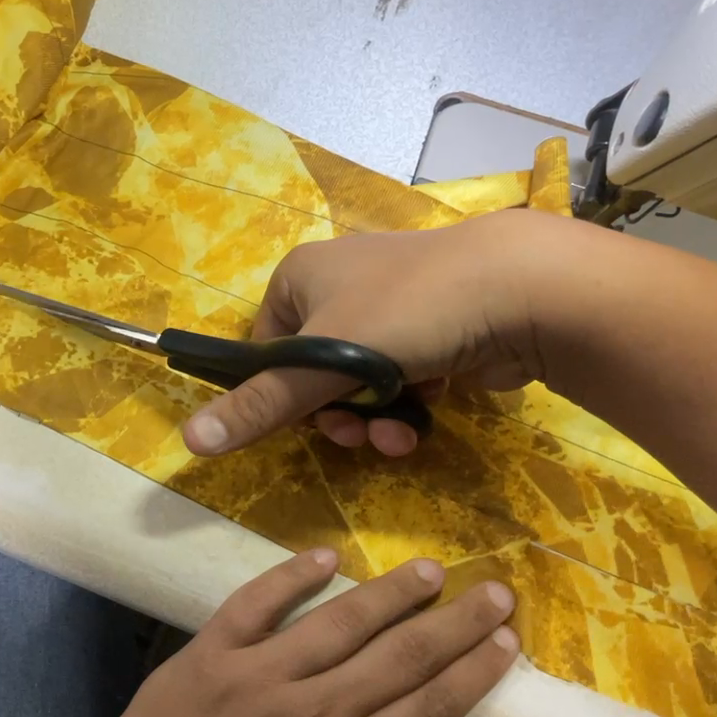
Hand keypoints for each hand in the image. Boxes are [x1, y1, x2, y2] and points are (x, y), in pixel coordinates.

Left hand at [77, 548, 517, 716]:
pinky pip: (258, 602)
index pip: (428, 708)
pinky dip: (292, 575)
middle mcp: (312, 714)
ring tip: (430, 570)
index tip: (506, 640)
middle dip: (454, 625)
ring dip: (390, 593)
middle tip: (494, 592)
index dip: (473, 671)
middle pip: (399, 659)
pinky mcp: (214, 647)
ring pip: (339, 623)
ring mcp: (259, 675)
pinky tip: (327, 556)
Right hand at [183, 209, 585, 457]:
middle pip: (310, 371)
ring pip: (357, 381)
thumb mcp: (321, 363)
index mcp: (300, 275)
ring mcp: (392, 303)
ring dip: (369, 418)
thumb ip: (258, 406)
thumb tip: (189, 441)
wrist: (526, 289)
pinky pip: (398, 376)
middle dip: (332, 414)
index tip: (305, 420)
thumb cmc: (406, 313)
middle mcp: (340, 283)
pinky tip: (422, 420)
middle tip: (355, 433)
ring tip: (396, 435)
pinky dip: (404, 404)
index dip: (278, 393)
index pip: (263, 348)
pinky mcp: (434, 326)